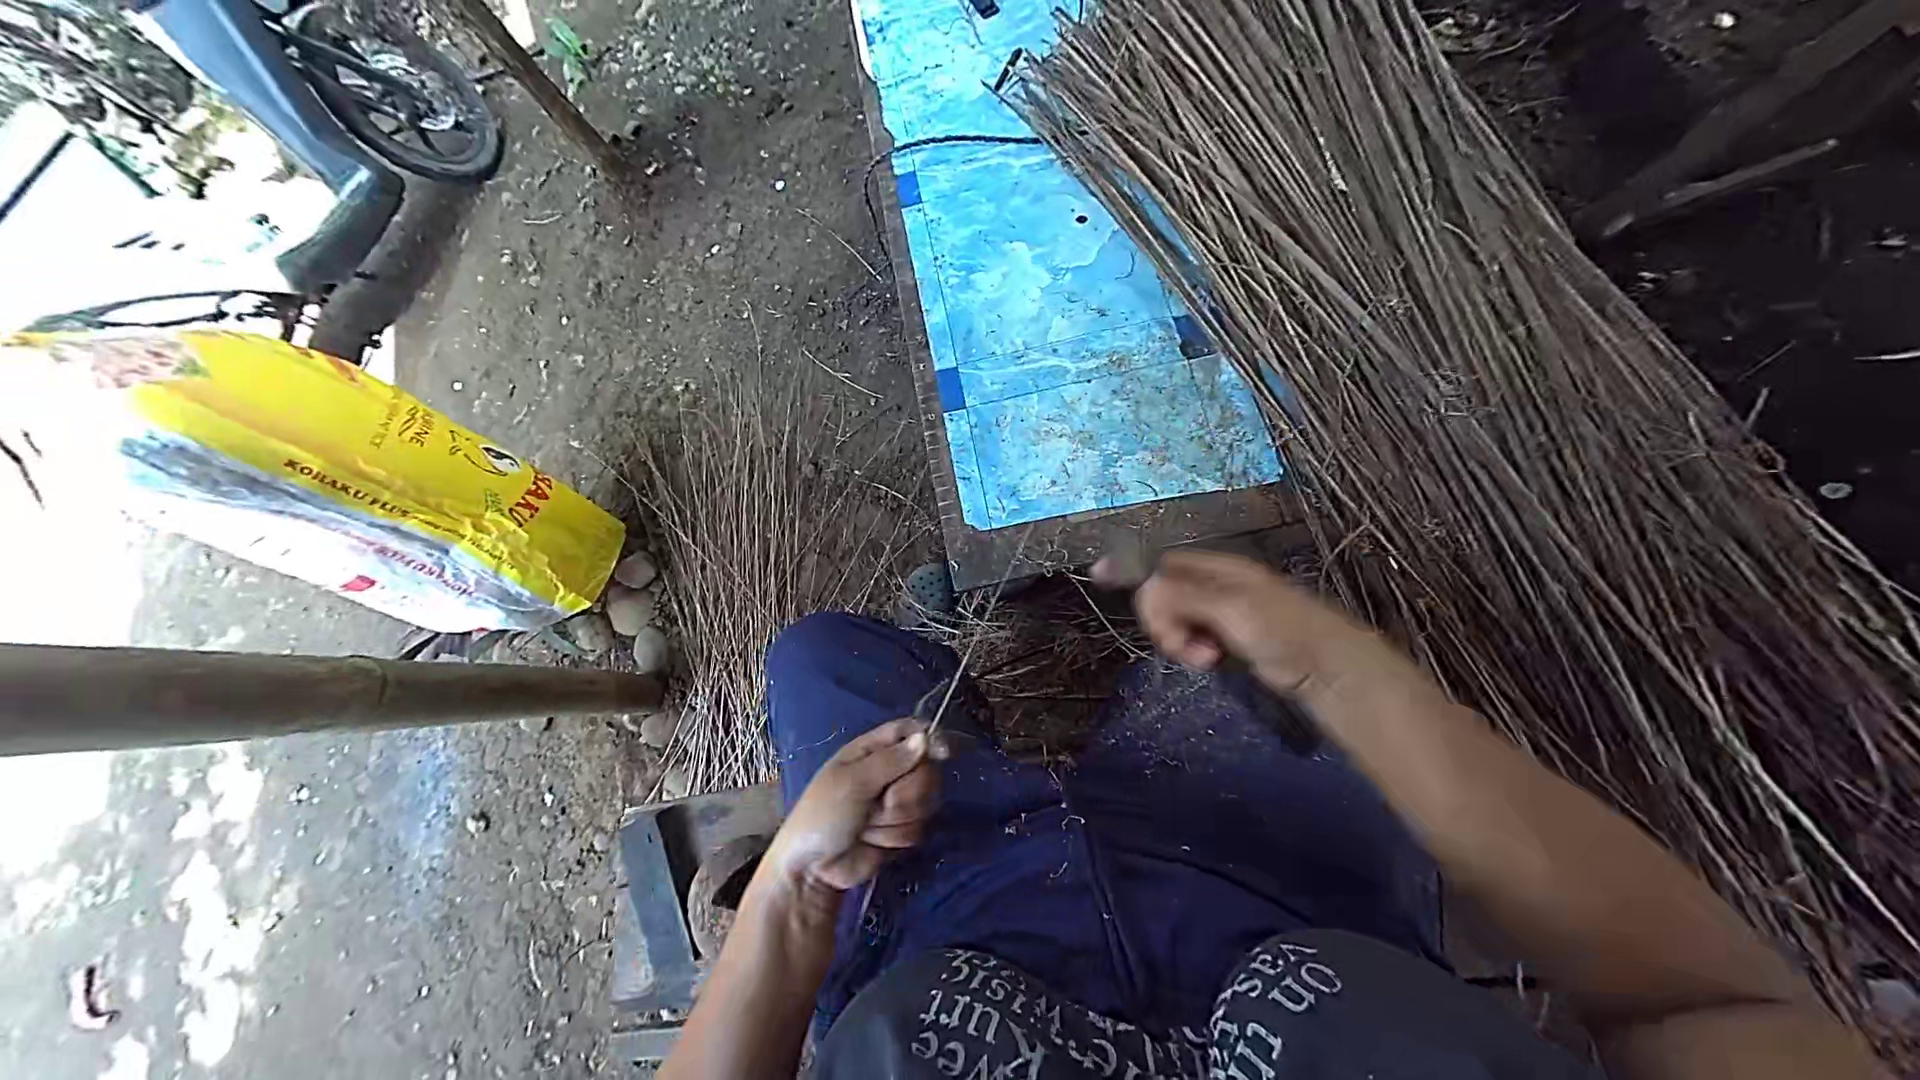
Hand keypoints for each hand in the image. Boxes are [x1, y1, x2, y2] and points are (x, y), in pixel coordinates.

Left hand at [761, 718, 940, 904]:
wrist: (812, 869)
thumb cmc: (823, 815)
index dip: (929, 738)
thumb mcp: (852, 782)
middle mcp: (890, 770)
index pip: (911, 731)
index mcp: (873, 749)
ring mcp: (898, 801)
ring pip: (925, 801)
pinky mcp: (902, 829)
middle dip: (907, 791)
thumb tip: (925, 739)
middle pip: (927, 769)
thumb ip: (891, 761)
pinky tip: (873, 841)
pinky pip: (919, 828)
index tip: (940, 753)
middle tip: (880, 802)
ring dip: (896, 819)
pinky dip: (895, 837)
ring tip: (867, 825)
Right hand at [1097, 549, 1428, 704]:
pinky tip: (1207, 660)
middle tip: (1178, 644)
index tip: (1101, 575)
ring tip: (1200, 657)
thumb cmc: (1283, 632)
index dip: (1133, 566)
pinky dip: (1190, 648)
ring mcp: (1221, 610)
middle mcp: (1215, 583)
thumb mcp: (1229, 610)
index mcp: (1217, 567)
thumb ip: (1182, 597)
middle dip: (1161, 618)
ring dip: (1176, 637)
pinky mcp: (1226, 636)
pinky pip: (1190, 635)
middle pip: (1163, 591)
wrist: (1328, 669)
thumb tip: (1142, 589)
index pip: (1162, 561)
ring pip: (1174, 616)